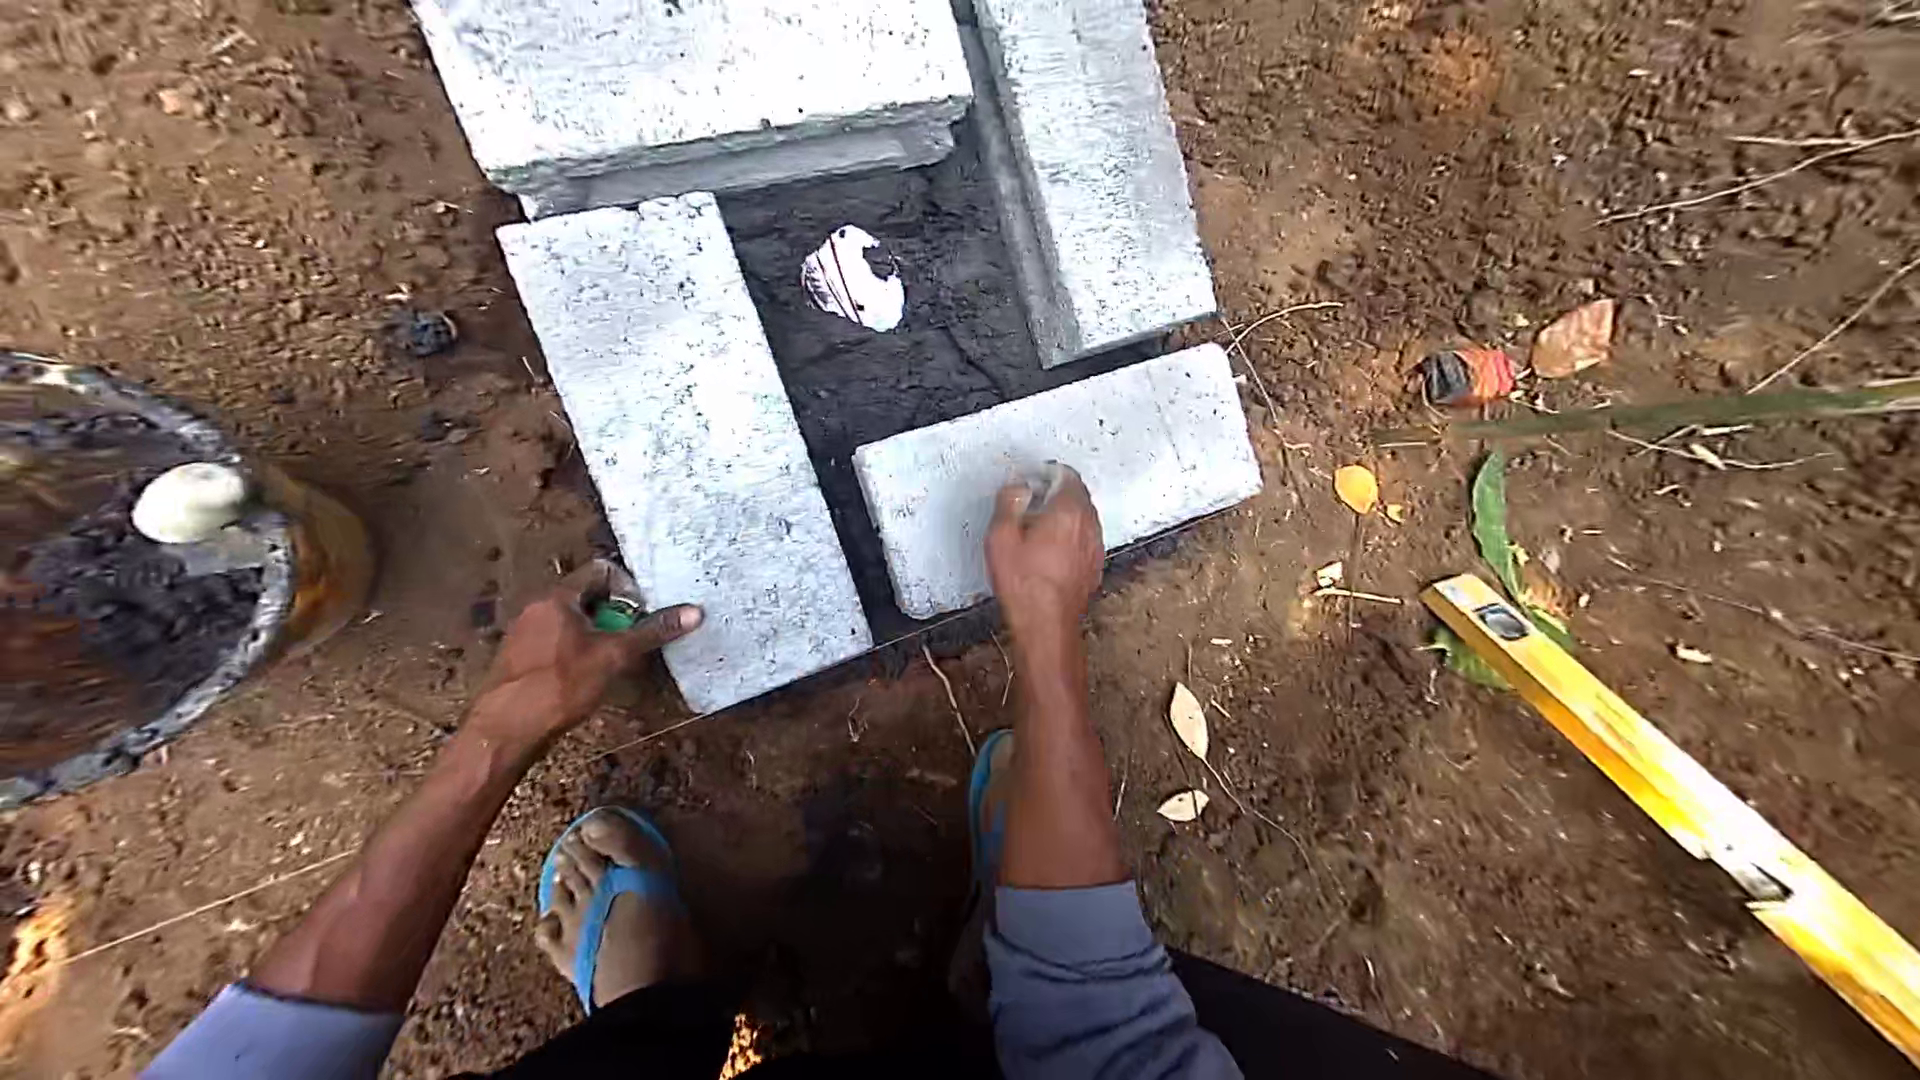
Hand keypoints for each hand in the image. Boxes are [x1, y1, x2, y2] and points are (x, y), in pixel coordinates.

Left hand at [466, 563, 702, 749]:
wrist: (505, 733)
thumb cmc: (560, 685)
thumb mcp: (615, 655)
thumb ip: (653, 631)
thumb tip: (695, 612)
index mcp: (557, 598)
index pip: (601, 572)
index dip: (628, 588)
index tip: (641, 614)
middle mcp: (537, 608)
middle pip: (590, 597)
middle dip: (617, 615)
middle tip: (634, 638)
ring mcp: (526, 634)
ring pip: (576, 621)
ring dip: (601, 634)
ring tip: (617, 659)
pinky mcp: (521, 658)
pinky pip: (561, 641)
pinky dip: (582, 649)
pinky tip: (590, 676)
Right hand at [985, 465, 1103, 650]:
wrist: (1046, 623)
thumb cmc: (1024, 584)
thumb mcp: (1000, 536)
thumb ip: (1009, 502)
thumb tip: (1017, 487)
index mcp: (1068, 511)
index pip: (1067, 475)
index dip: (1047, 472)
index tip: (1031, 479)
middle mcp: (1088, 525)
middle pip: (1077, 494)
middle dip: (1056, 491)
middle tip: (1032, 499)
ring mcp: (1094, 546)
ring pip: (1082, 516)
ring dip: (1063, 514)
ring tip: (1037, 525)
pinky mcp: (1093, 565)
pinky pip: (1083, 538)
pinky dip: (1069, 535)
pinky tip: (1049, 549)